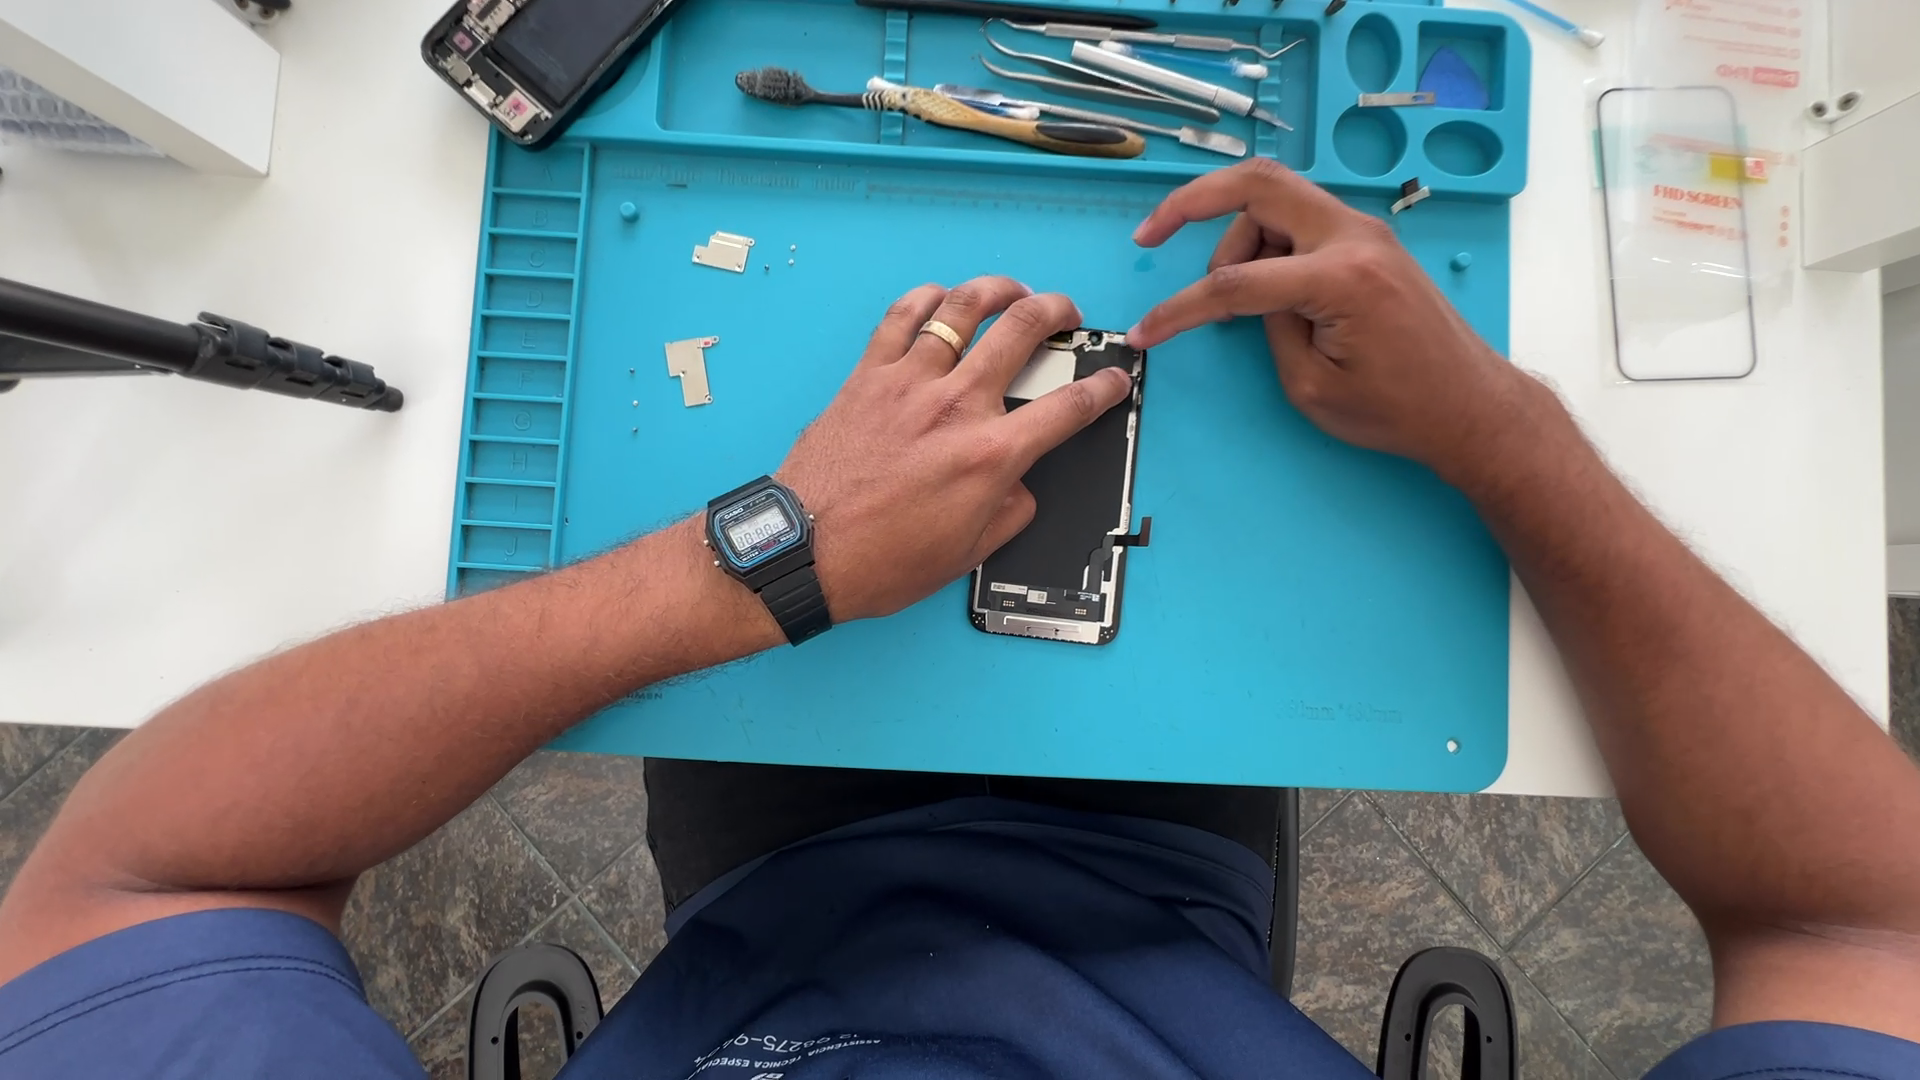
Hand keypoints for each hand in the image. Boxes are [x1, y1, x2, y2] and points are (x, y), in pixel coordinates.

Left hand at [777, 277, 1134, 621]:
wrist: (807, 553)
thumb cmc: (881, 560)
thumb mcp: (969, 553)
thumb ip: (1010, 511)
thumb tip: (1018, 485)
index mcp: (991, 455)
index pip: (1069, 408)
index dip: (1103, 389)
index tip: (1112, 381)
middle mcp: (956, 406)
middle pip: (1023, 331)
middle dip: (1058, 312)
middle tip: (1066, 315)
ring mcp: (909, 383)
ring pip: (963, 306)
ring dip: (998, 290)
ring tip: (1012, 291)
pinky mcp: (868, 375)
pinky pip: (901, 316)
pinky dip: (926, 298)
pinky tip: (939, 298)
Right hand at [1127, 160, 1541, 481]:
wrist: (1467, 404)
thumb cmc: (1392, 409)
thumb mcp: (1308, 385)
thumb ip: (1270, 327)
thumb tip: (1249, 295)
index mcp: (1339, 278)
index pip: (1234, 282)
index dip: (1179, 310)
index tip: (1145, 332)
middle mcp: (1354, 236)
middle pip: (1257, 184)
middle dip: (1191, 202)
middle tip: (1149, 235)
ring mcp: (1364, 231)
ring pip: (1275, 197)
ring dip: (1233, 235)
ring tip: (1226, 299)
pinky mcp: (1365, 242)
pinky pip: (1299, 218)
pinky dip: (1262, 238)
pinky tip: (1253, 278)